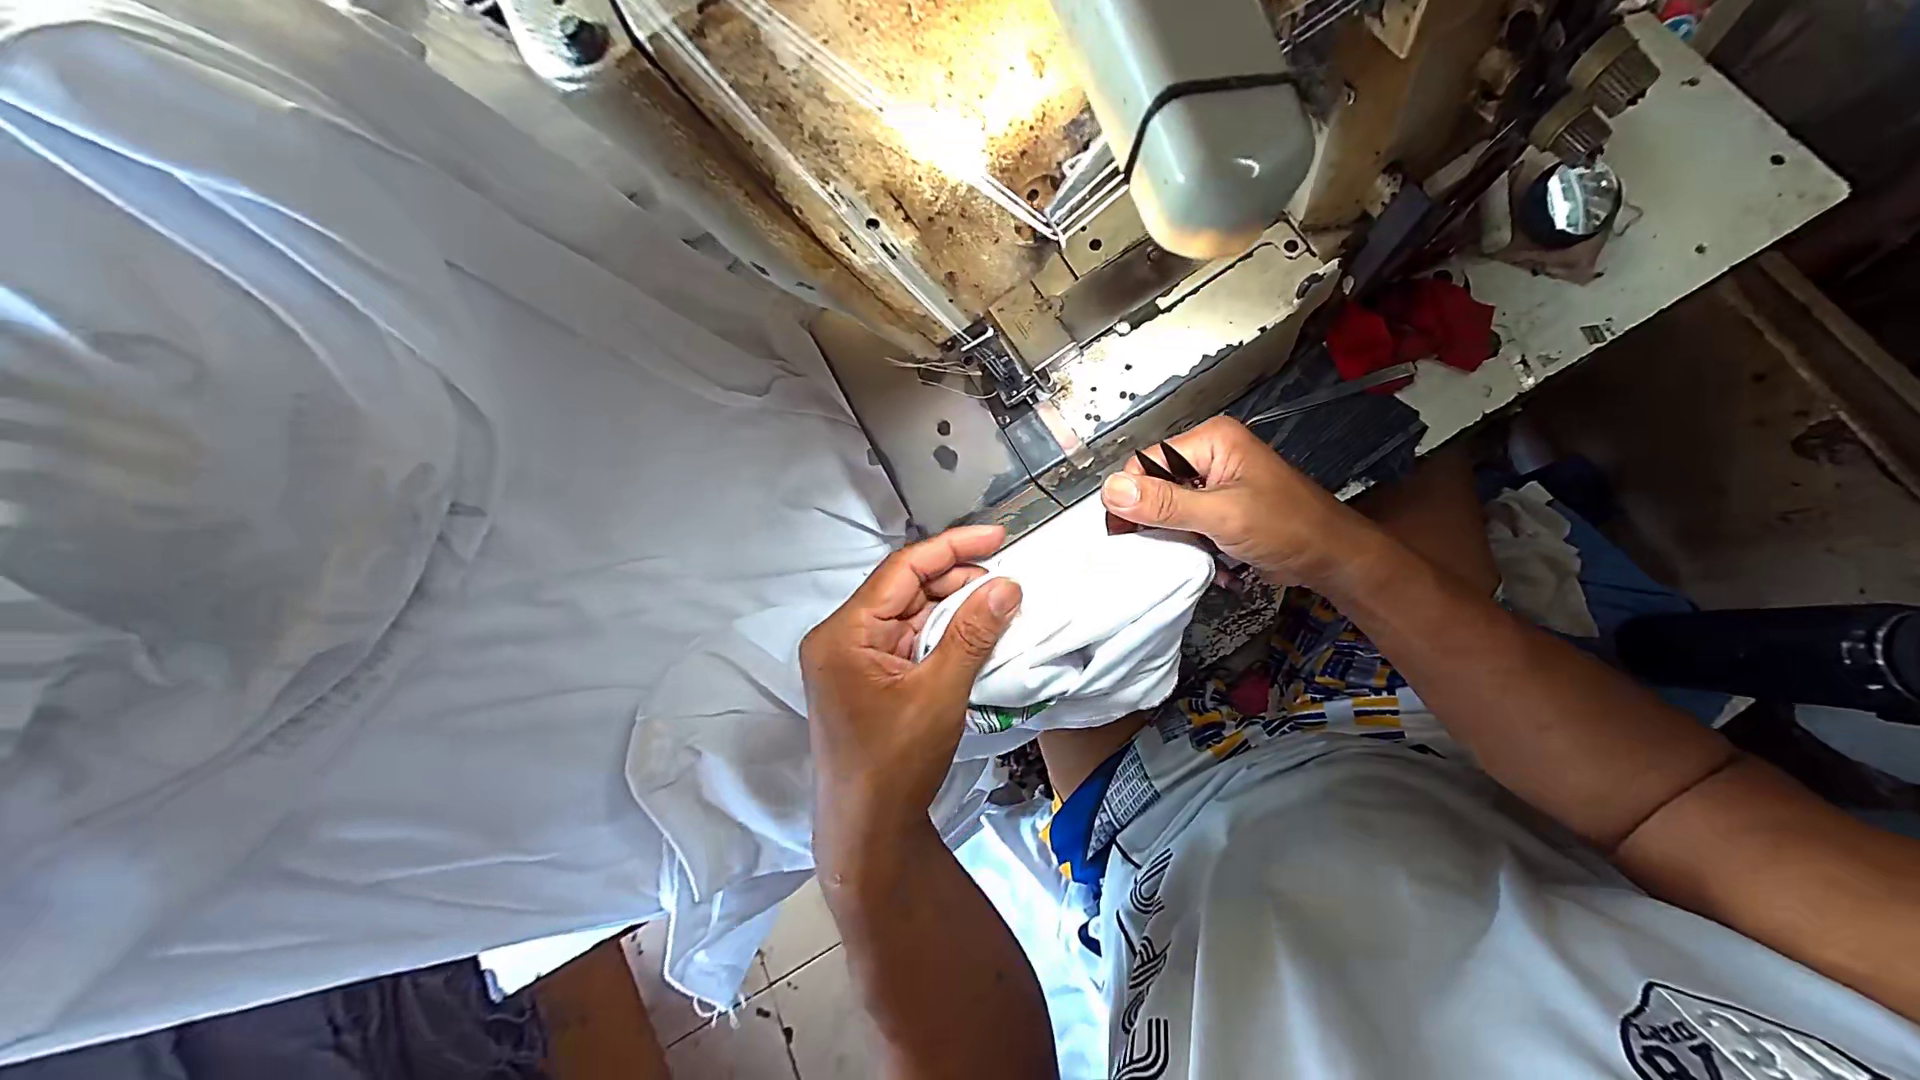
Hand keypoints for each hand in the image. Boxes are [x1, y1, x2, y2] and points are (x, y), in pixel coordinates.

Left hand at [799, 526, 1022, 874]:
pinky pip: (908, 641)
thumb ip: (972, 633)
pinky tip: (973, 631)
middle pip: (904, 590)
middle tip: (1004, 581)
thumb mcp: (940, 692)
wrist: (870, 832)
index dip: (952, 548)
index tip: (996, 535)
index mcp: (844, 633)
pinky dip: (941, 634)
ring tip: (996, 605)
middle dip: (955, 581)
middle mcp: (841, 638)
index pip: (901, 570)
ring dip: (951, 608)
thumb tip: (1007, 586)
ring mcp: (853, 660)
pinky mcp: (867, 679)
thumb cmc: (896, 764)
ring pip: (909, 615)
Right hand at [1101, 416, 1370, 586]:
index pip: (1147, 461)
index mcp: (1212, 440)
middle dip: (1155, 519)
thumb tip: (1113, 489)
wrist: (1332, 559)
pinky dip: (1187, 542)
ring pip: (1167, 508)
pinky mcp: (1218, 508)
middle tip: (1162, 544)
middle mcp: (1210, 455)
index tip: (1123, 528)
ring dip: (1173, 535)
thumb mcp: (1222, 515)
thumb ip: (1165, 503)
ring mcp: (1214, 483)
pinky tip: (1203, 555)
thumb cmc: (1291, 528)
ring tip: (1190, 550)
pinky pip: (1184, 522)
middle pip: (1154, 485)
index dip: (1131, 495)